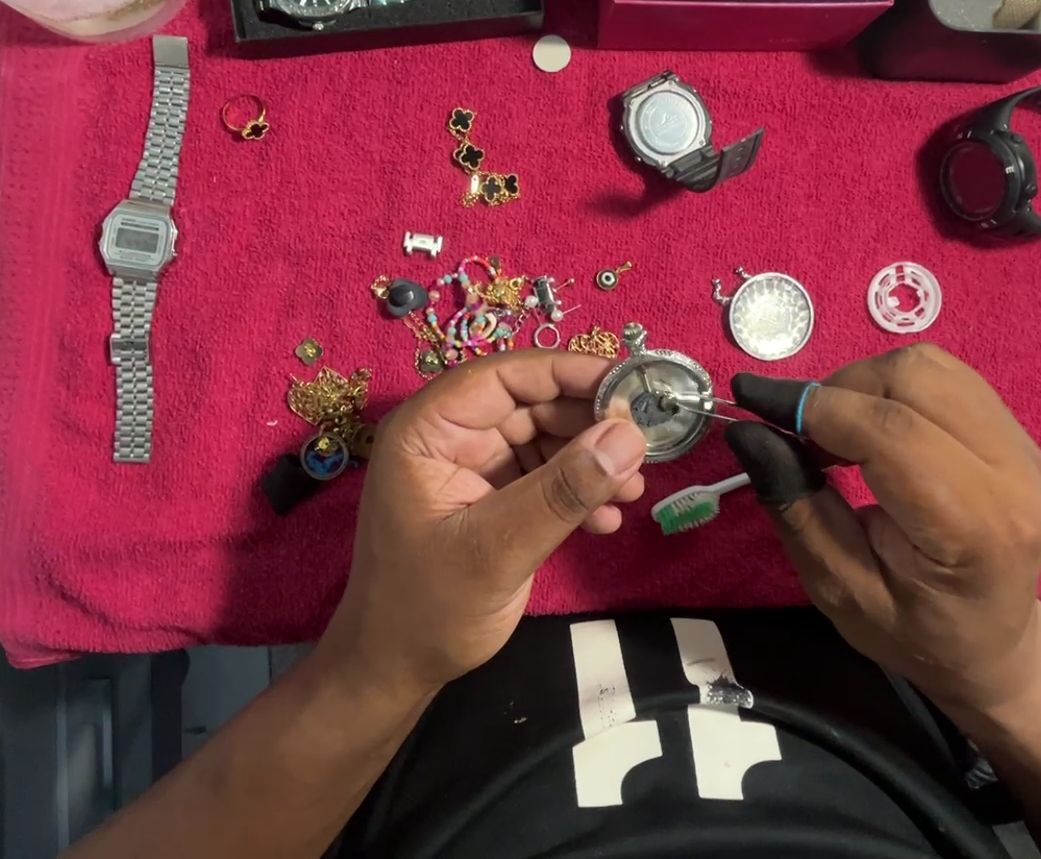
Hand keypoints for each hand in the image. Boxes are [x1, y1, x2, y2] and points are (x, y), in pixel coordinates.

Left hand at [321, 350, 647, 694]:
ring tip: (634, 488)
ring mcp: (473, 466)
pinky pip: (545, 475)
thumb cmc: (428, 608)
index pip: (500, 377)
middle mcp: (450, 437)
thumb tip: (630, 436)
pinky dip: (579, 491)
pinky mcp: (493, 497)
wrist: (397, 669)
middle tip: (644, 443)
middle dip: (587, 423)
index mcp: (427, 431)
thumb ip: (563, 491)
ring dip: (591, 460)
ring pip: (544, 438)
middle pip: (529, 404)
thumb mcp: (497, 549)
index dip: (565, 371)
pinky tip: (609, 519)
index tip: (626, 383)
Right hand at [723, 344, 1040, 718]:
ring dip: (860, 384)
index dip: (811, 405)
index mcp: (973, 528)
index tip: (750, 399)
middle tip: (801, 436)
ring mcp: (1022, 446)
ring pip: (926, 365)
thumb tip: (748, 430)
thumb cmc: (912, 633)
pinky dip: (888, 386)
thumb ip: (795, 506)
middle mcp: (1012, 473)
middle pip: (911, 380)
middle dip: (835, 392)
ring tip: (835, 431)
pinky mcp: (1015, 432)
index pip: (888, 432)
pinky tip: (870, 426)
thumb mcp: (836, 587)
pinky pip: (942, 375)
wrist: (992, 646)